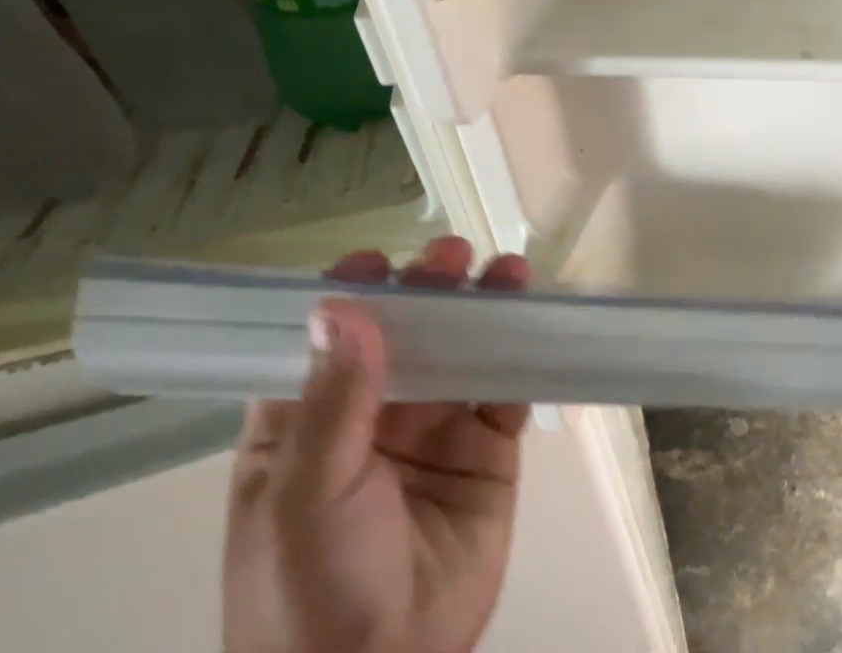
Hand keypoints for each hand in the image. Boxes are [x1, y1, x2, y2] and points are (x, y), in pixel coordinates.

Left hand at [223, 236, 530, 652]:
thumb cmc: (314, 583)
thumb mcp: (309, 493)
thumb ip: (333, 400)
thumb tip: (341, 306)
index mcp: (303, 429)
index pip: (322, 346)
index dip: (349, 300)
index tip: (380, 262)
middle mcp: (372, 421)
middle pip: (404, 341)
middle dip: (428, 296)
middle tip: (456, 257)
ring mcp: (436, 435)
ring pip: (463, 359)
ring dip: (484, 316)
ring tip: (510, 274)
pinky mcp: (491, 454)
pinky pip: (509, 396)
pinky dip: (524, 361)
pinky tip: (538, 328)